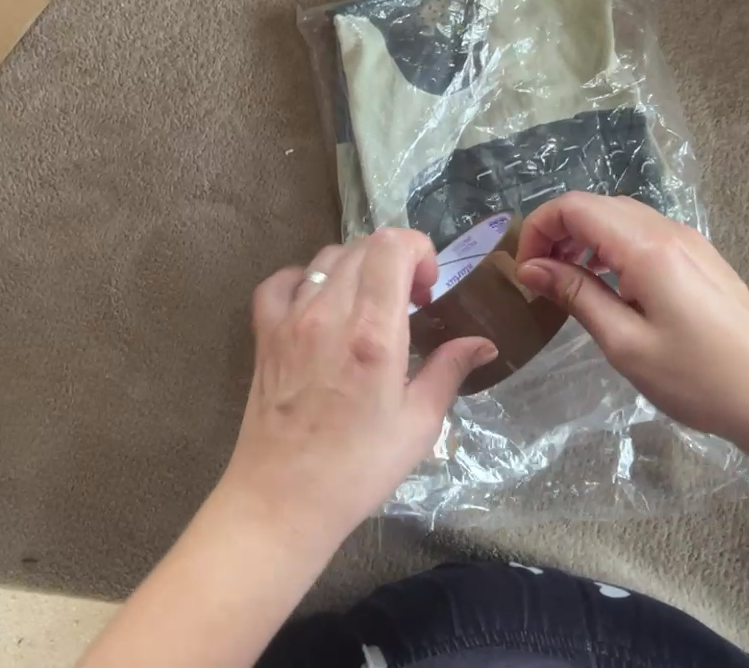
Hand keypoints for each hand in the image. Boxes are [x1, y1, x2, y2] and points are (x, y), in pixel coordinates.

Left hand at [215, 229, 498, 547]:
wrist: (281, 501)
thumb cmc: (358, 469)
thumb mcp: (418, 424)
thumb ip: (449, 370)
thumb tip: (483, 342)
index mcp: (374, 334)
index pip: (392, 248)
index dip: (419, 251)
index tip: (428, 288)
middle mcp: (330, 314)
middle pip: (363, 246)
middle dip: (395, 260)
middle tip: (408, 301)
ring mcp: (291, 320)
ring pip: (327, 258)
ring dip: (357, 268)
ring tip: (369, 304)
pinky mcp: (265, 333)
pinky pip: (282, 281)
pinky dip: (306, 279)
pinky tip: (320, 303)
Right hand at [513, 193, 748, 459]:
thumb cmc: (700, 379)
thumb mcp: (625, 343)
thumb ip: (576, 295)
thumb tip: (531, 268)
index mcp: (646, 246)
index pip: (574, 206)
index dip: (539, 229)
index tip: (524, 271)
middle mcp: (668, 231)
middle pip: (596, 205)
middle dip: (557, 232)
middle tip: (540, 278)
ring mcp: (690, 242)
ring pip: (620, 217)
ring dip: (584, 239)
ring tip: (569, 282)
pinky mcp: (702, 259)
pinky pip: (644, 234)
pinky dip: (612, 247)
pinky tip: (611, 286)